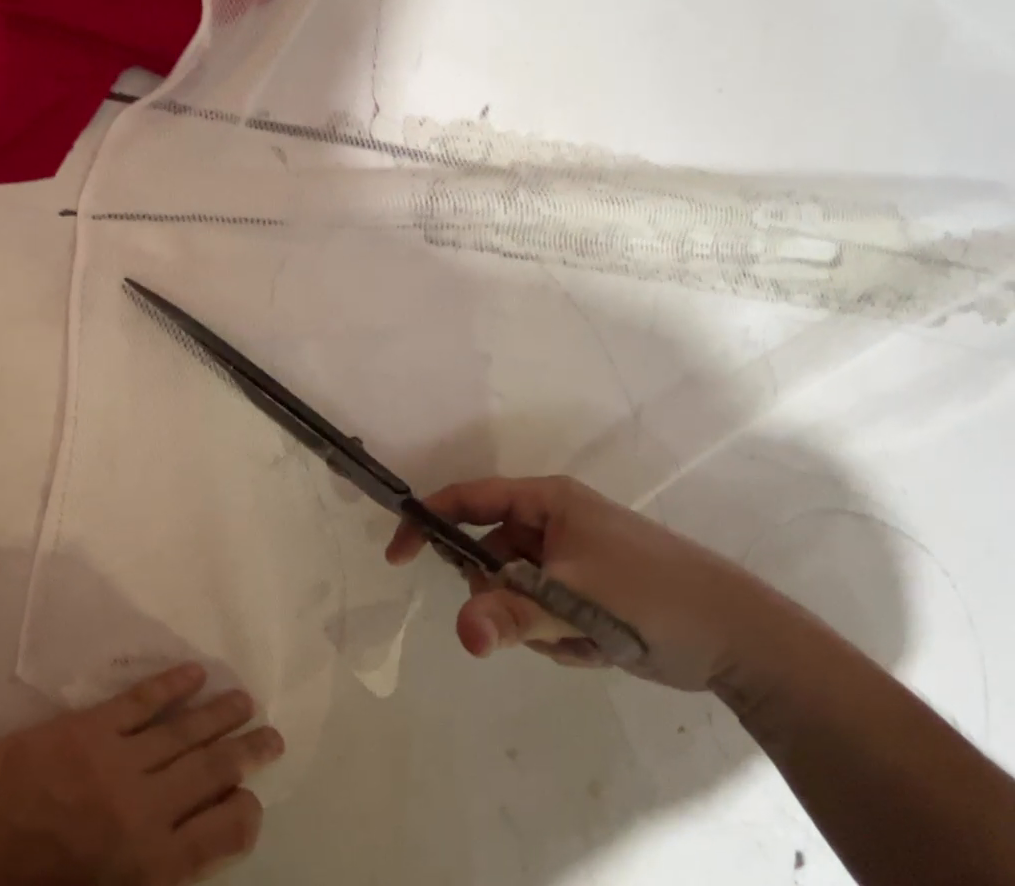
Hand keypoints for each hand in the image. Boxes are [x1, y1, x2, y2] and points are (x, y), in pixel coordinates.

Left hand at [0, 663, 284, 885]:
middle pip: (213, 773)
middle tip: (272, 736)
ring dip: (219, 715)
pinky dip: (170, 686)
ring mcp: (119, 763)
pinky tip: (193, 674)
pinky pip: (140, 702)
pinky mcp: (88, 729)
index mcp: (153, 865)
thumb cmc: (36, 884)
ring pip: (184, 733)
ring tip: (245, 701)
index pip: (225, 833)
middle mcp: (147, 810)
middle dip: (247, 753)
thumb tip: (190, 832)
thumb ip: (156, 866)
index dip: (245, 813)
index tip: (250, 798)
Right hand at [385, 476, 778, 690]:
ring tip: (575, 639)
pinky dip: (555, 636)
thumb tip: (462, 636)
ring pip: (512, 590)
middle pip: (486, 553)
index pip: (464, 500)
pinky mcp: (585, 593)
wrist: (749, 641)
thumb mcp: (576, 604)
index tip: (398, 558)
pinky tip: (594, 647)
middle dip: (499, 594)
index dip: (425, 523)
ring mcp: (570, 559)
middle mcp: (554, 523)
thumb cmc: (655, 598)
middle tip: (525, 620)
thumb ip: (511, 616)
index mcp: (547, 501)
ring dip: (532, 622)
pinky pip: (539, 612)